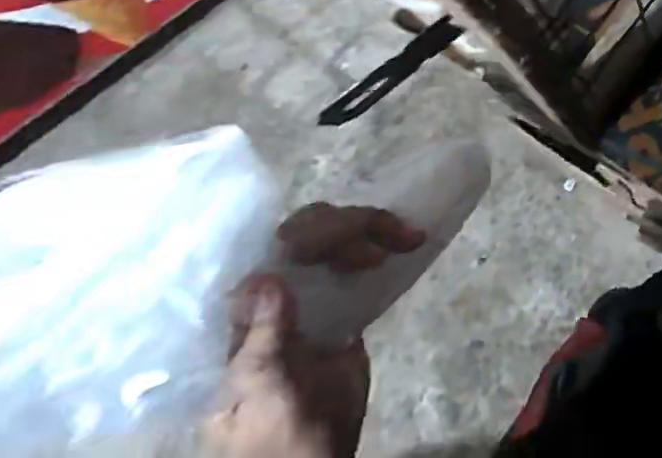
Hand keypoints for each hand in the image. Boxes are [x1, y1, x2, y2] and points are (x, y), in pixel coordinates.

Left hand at [205, 205, 424, 457]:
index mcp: (251, 307)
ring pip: (340, 235)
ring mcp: (313, 291)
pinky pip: (361, 256)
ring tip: (410, 237)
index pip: (279, 246)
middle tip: (396, 238)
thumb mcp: (265, 393)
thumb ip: (262, 342)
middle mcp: (279, 289)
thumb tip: (266, 279)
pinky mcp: (342, 299)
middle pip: (313, 230)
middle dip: (356, 225)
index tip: (361, 242)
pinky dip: (386, 240)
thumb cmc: (276, 437)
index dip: (320, 231)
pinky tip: (409, 239)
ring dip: (376, 227)